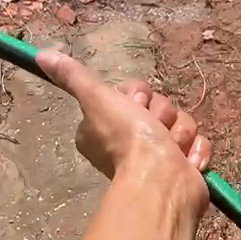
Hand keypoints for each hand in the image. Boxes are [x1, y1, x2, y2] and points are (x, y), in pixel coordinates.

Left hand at [36, 50, 211, 211]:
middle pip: (159, 106)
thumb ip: (74, 77)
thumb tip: (42, 56)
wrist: (164, 182)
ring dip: (181, 134)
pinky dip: (196, 152)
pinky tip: (188, 163)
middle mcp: (131, 142)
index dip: (139, 96)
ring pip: (181, 123)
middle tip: (155, 130)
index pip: (133, 94)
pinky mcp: (184, 168)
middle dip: (162, 115)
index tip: (135, 106)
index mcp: (106, 127)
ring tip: (174, 150)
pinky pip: (198, 144)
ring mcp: (160, 156)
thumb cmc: (129, 141)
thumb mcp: (97, 99)